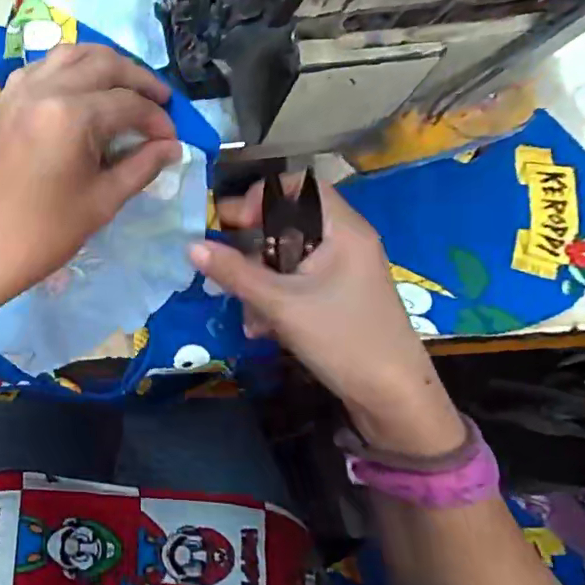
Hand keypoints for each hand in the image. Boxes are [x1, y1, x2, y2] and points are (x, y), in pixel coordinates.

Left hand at [0, 44, 183, 318]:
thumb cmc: (42, 235)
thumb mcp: (101, 202)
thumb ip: (140, 167)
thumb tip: (171, 148)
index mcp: (72, 115)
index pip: (129, 104)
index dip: (158, 122)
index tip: (173, 142)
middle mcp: (45, 89)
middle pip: (104, 64)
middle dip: (139, 81)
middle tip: (161, 104)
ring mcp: (19, 91)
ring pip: (71, 55)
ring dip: (105, 65)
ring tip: (126, 89)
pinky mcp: (4, 102)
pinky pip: (43, 68)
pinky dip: (71, 70)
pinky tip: (82, 93)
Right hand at [190, 177, 466, 455]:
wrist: (392, 398)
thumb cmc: (341, 339)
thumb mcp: (280, 305)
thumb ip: (234, 273)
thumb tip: (191, 245)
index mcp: (342, 230)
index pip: (300, 186)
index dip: (262, 198)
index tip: (235, 226)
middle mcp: (346, 241)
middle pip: (289, 223)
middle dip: (252, 247)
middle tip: (223, 264)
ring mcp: (344, 270)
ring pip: (289, 256)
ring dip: (260, 279)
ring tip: (245, 311)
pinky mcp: (339, 296)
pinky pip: (298, 281)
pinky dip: (276, 297)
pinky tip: (261, 327)